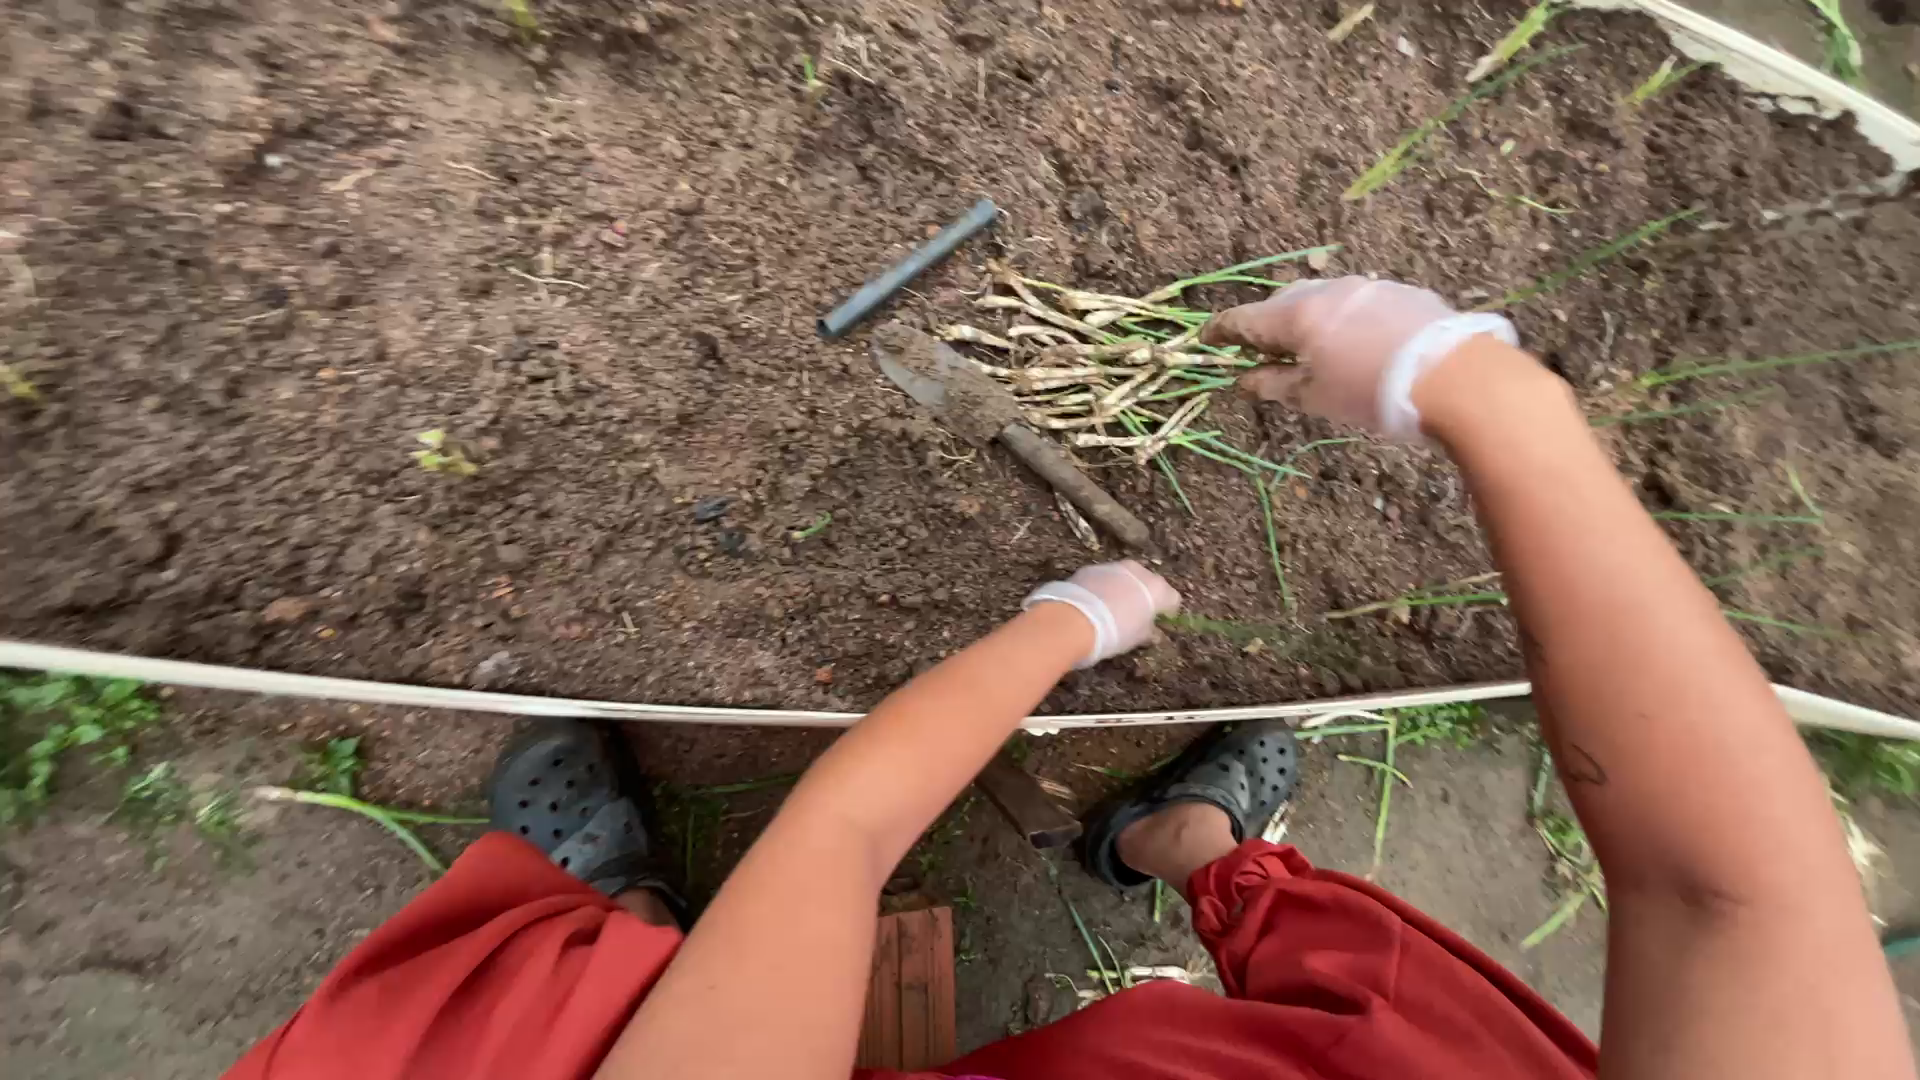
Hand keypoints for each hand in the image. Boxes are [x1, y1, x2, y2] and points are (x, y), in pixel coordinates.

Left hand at [1022, 560, 1180, 668]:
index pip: (1172, 598)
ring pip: (1124, 577)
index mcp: (1157, 588)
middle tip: (1136, 613)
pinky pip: (1103, 578)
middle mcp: (1137, 571)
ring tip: (1112, 608)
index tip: (1160, 621)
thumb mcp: (1137, 637)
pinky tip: (1094, 602)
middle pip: (1148, 582)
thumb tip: (1150, 630)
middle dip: (1144, 595)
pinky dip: (1103, 587)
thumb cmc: (1114, 633)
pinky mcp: (1090, 568)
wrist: (1073, 620)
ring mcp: (1112, 567)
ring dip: (1123, 589)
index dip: (1167, 611)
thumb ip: (1147, 630)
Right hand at [1199, 276, 1517, 439]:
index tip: (1205, 338)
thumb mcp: (1312, 397)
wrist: (1455, 377)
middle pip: (1281, 302)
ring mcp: (1366, 287)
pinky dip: (1336, 319)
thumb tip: (1244, 380)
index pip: (1245, 319)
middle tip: (1258, 351)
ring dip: (1303, 320)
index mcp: (1298, 316)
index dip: (1220, 330)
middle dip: (1264, 324)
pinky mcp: (1398, 293)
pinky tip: (1348, 344)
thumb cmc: (1371, 393)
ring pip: (1319, 299)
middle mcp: (1328, 292)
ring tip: (1306, 349)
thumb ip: (1272, 384)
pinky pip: (1352, 302)